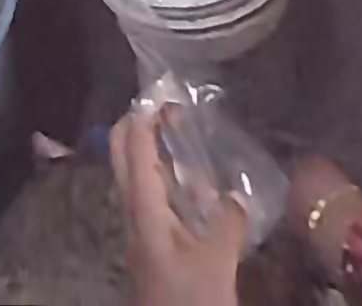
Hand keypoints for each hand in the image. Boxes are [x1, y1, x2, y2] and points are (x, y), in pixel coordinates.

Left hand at [110, 109, 248, 305]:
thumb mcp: (216, 267)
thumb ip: (227, 224)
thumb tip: (237, 193)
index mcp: (143, 210)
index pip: (134, 150)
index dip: (143, 119)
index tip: (160, 94)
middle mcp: (135, 213)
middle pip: (124, 156)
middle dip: (139, 127)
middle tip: (167, 109)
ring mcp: (142, 230)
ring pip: (138, 176)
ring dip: (153, 150)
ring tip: (181, 132)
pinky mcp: (154, 247)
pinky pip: (155, 200)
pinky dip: (167, 180)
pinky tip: (194, 184)